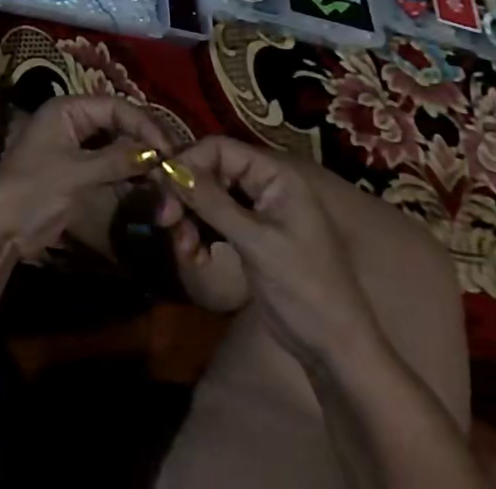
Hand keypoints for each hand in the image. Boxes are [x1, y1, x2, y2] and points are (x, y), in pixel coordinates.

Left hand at [0, 96, 171, 255]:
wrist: (0, 226)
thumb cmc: (32, 188)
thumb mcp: (76, 172)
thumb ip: (116, 160)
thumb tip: (156, 154)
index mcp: (67, 110)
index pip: (116, 107)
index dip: (145, 125)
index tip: (169, 151)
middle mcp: (74, 123)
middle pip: (121, 125)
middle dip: (146, 145)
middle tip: (174, 167)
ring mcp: (77, 148)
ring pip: (119, 148)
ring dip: (142, 164)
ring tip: (166, 182)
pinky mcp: (80, 172)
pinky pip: (113, 168)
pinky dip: (131, 178)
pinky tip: (151, 191)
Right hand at [155, 137, 379, 363]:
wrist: (332, 347)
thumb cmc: (304, 287)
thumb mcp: (255, 242)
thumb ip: (212, 202)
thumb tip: (169, 169)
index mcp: (277, 176)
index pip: (221, 148)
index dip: (189, 161)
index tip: (163, 187)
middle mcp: (265, 186)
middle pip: (209, 171)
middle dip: (184, 194)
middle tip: (165, 220)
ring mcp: (255, 211)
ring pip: (206, 197)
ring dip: (188, 219)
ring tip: (184, 249)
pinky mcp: (246, 234)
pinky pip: (211, 220)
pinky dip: (198, 235)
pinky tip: (196, 257)